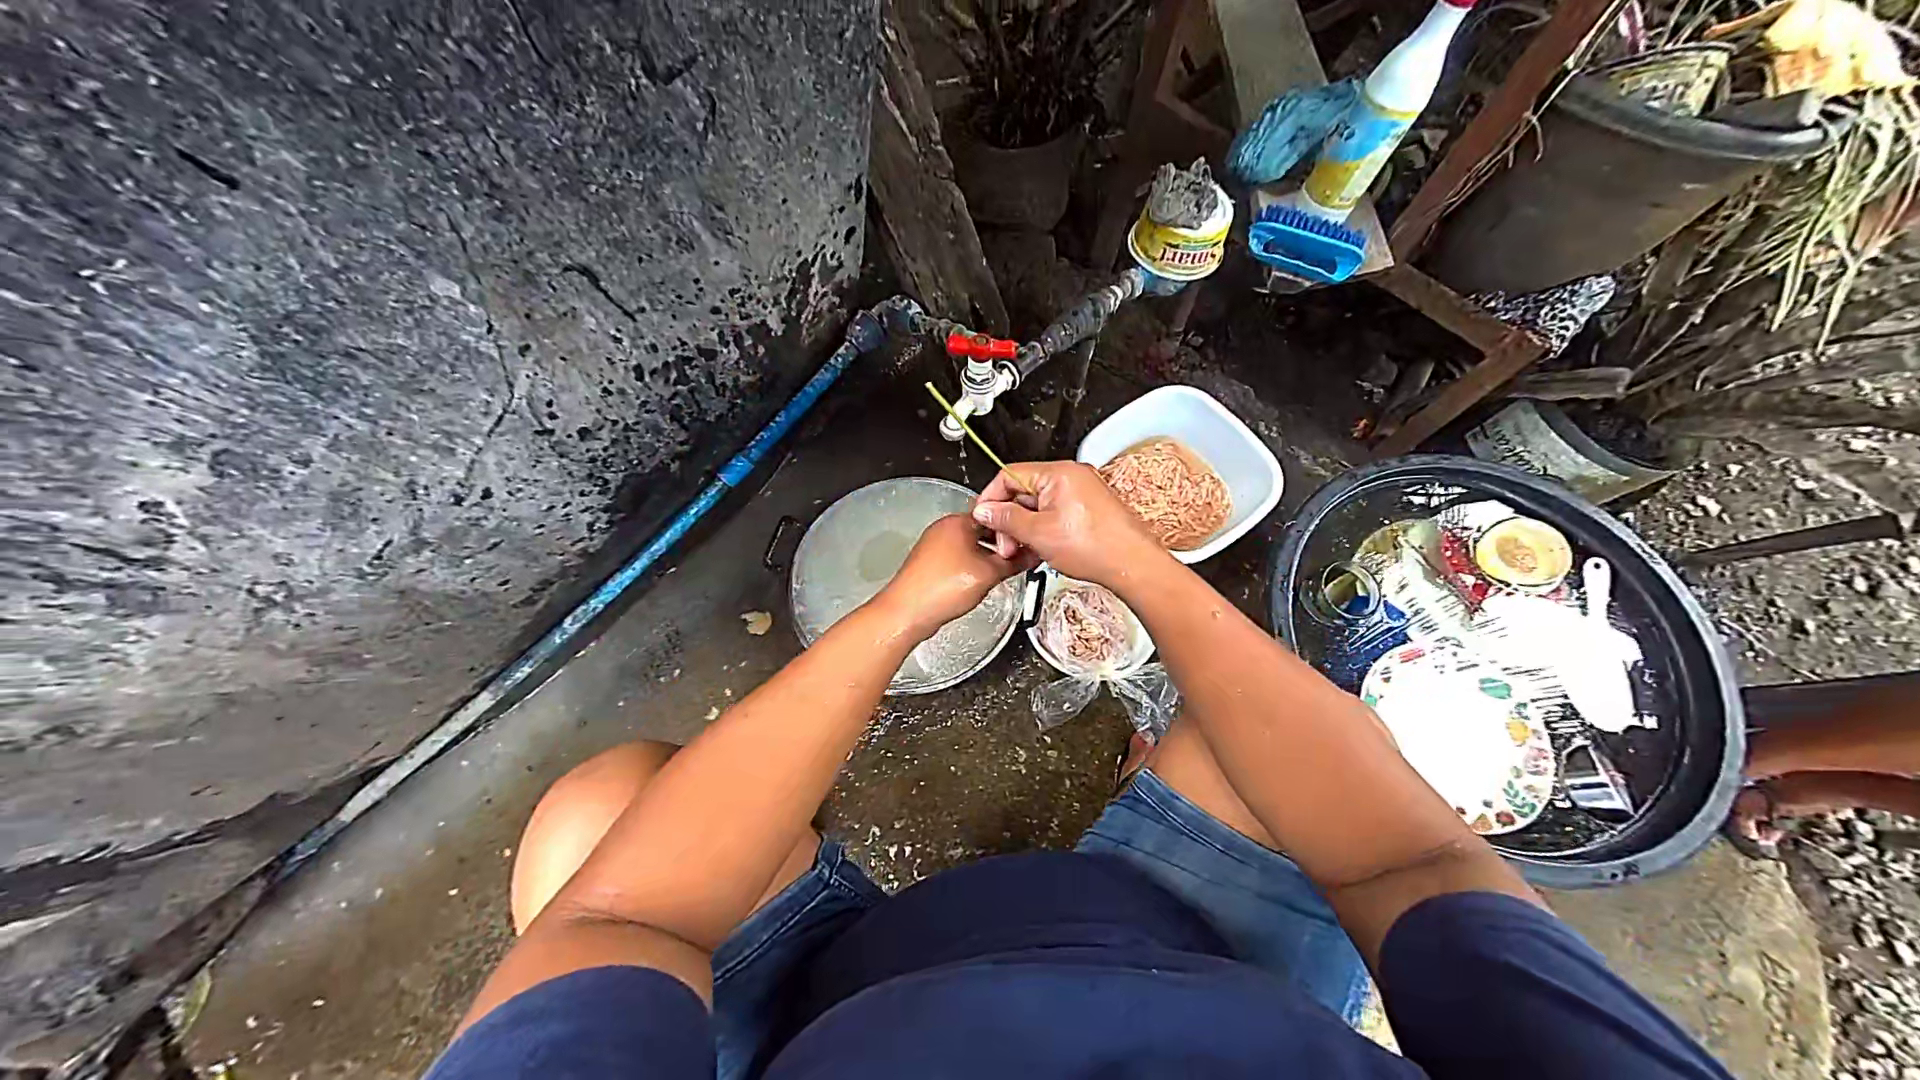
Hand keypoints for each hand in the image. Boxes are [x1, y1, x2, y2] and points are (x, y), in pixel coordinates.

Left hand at [868, 514, 1035, 639]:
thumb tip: (1029, 557)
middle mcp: (944, 529)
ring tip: (1003, 573)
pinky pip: (960, 560)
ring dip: (988, 558)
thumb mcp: (988, 574)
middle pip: (983, 530)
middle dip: (1002, 545)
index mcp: (957, 522)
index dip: (1013, 530)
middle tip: (1019, 560)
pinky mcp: (932, 564)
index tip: (1027, 543)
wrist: (907, 612)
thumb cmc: (938, 589)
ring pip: (972, 546)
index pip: (995, 515)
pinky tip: (981, 582)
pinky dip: (973, 568)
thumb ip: (1012, 563)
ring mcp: (936, 547)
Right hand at [970, 461, 1170, 589]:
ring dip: (1026, 528)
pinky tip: (1043, 550)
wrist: (1133, 565)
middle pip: (1024, 491)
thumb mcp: (1038, 533)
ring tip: (1026, 551)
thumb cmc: (1097, 547)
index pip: (1009, 475)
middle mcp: (1072, 476)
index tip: (985, 518)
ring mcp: (1083, 492)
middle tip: (1006, 544)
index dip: (991, 499)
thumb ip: (1006, 519)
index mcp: (1058, 473)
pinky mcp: (1090, 509)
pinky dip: (1044, 530)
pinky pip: (1056, 513)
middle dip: (1010, 519)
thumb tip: (985, 511)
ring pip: (1039, 505)